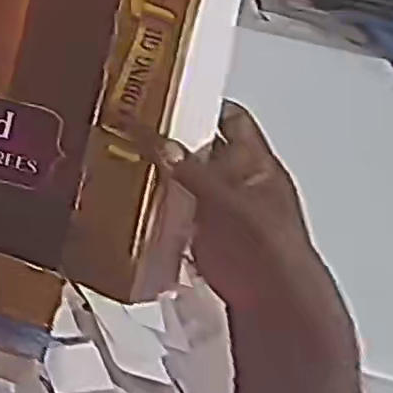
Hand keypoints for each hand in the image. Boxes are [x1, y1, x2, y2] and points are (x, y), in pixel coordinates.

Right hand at [149, 103, 360, 372]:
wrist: (275, 305)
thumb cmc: (269, 248)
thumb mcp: (233, 204)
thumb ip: (195, 172)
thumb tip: (157, 141)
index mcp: (255, 162)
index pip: (230, 116)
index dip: (201, 99)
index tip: (163, 87)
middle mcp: (235, 175)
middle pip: (198, 140)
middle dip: (168, 127)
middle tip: (129, 114)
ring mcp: (216, 201)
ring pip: (181, 168)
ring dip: (156, 159)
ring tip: (117, 144)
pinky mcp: (199, 224)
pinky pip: (171, 196)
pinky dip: (152, 189)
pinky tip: (124, 184)